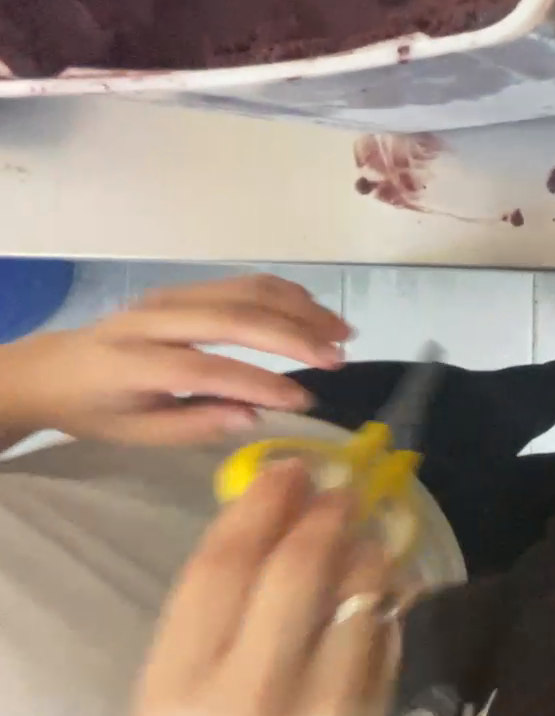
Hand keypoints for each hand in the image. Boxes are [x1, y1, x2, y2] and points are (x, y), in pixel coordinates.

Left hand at [0, 275, 349, 445]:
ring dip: (305, 311)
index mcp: (127, 363)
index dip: (259, 384)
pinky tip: (318, 315)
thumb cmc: (98, 408)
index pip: (204, 369)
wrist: (49, 368)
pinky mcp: (190, 287)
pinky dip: (293, 296)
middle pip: (235, 319)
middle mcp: (149, 321)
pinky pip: (250, 283)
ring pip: (250, 293)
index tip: (304, 401)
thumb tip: (256, 416)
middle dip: (296, 338)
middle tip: (339, 358)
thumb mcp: (135, 432)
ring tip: (344, 333)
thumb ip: (196, 425)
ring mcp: (172, 297)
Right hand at [137, 460, 399, 715]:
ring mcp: (324, 698)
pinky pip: (397, 612)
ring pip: (363, 582)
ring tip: (360, 541)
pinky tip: (381, 584)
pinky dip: (393, 584)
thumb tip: (283, 501)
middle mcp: (248, 694)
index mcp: (176, 687)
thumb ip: (225, 602)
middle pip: (298, 566)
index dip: (259, 504)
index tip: (288, 466)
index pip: (221, 569)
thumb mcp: (191, 679)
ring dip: (368, 545)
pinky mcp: (380, 698)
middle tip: (340, 488)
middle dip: (325, 512)